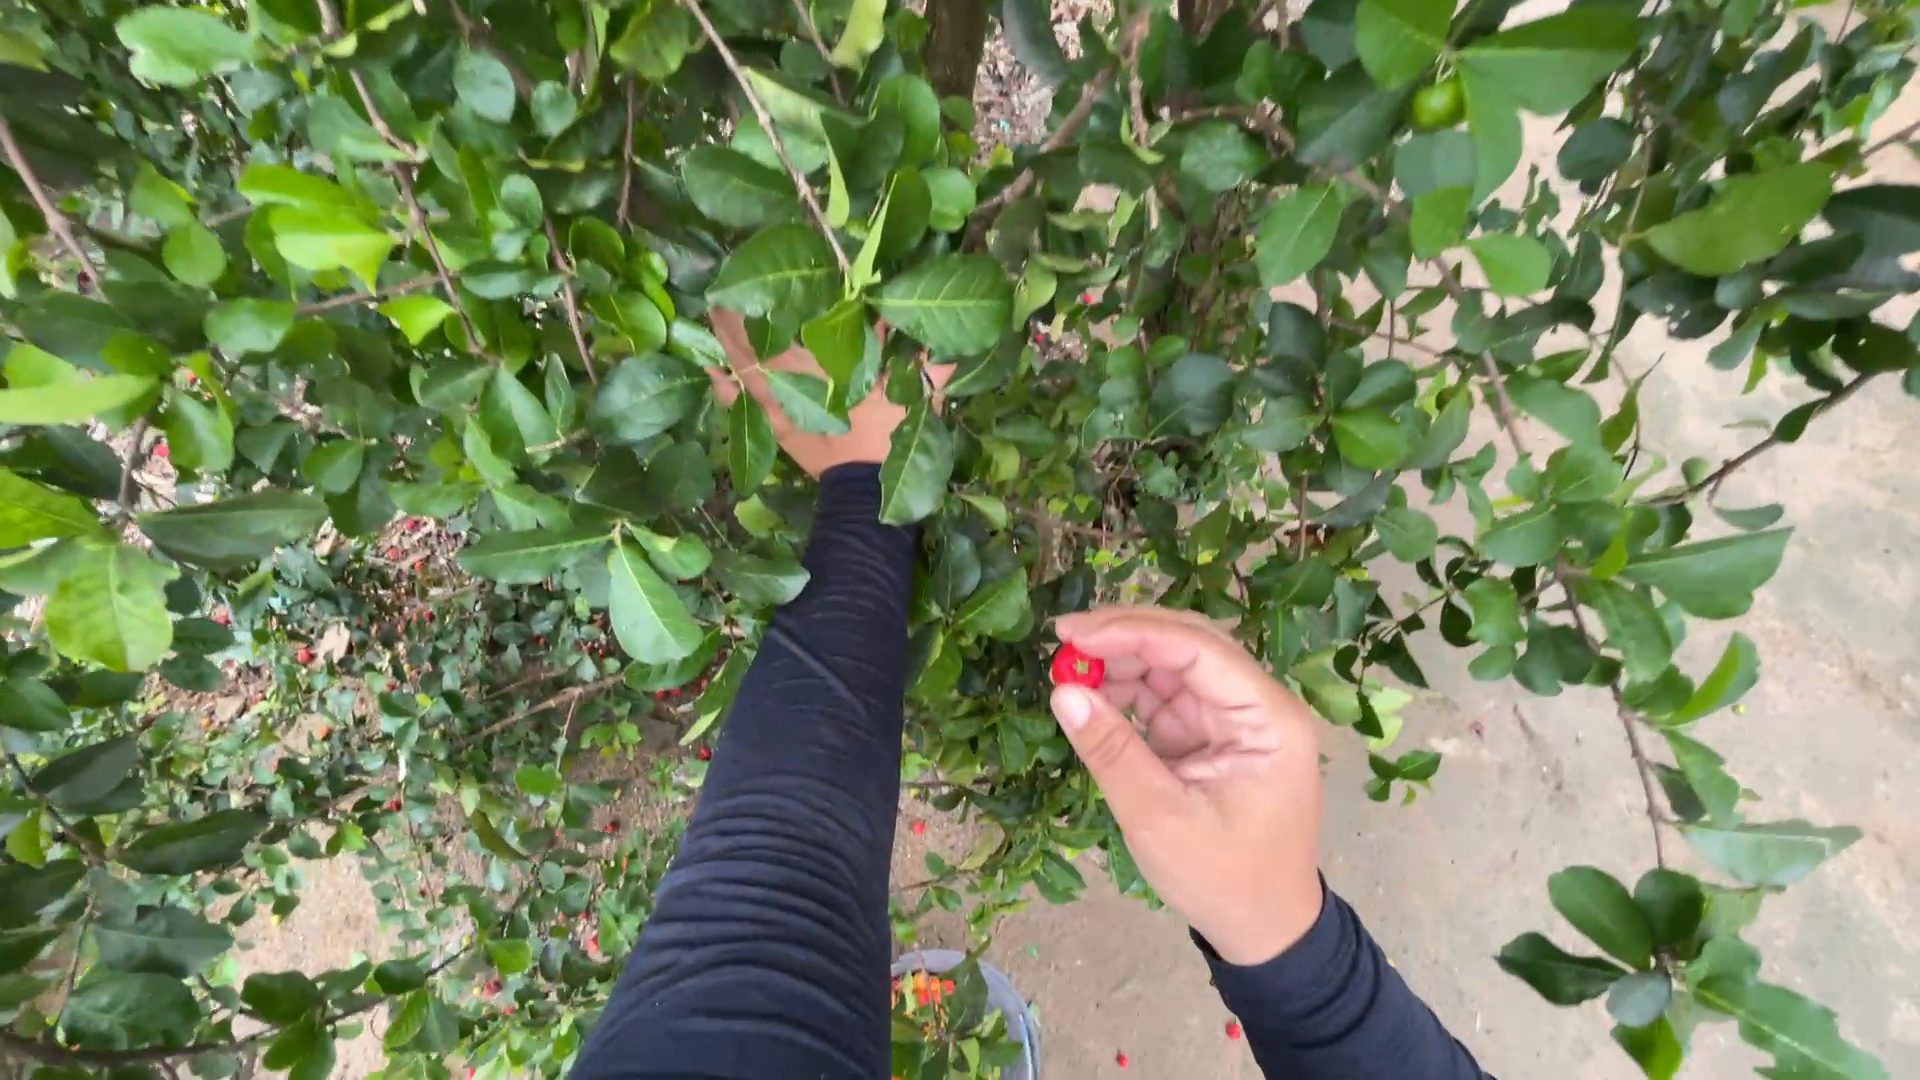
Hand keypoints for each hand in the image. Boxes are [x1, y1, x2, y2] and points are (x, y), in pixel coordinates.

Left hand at [708, 308, 941, 476]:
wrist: (868, 490)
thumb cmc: (890, 436)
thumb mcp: (916, 395)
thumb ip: (927, 361)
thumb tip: (937, 330)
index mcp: (823, 363)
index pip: (790, 323)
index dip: (769, 299)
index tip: (754, 276)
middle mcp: (793, 380)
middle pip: (758, 341)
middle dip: (740, 315)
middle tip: (725, 291)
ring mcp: (780, 407)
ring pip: (744, 366)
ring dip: (728, 342)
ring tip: (714, 317)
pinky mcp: (778, 429)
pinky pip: (744, 405)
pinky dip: (725, 386)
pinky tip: (713, 369)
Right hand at [1048, 605, 1325, 965]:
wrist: (1260, 927)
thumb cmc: (1222, 877)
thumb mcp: (1160, 818)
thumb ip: (1111, 751)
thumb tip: (1062, 692)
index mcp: (1267, 717)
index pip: (1198, 649)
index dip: (1133, 632)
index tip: (1073, 634)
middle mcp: (1253, 703)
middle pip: (1186, 642)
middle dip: (1124, 636)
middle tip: (1064, 638)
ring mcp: (1228, 714)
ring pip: (1169, 661)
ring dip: (1119, 661)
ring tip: (1068, 672)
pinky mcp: (1204, 730)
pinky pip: (1160, 692)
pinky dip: (1123, 690)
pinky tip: (1090, 696)